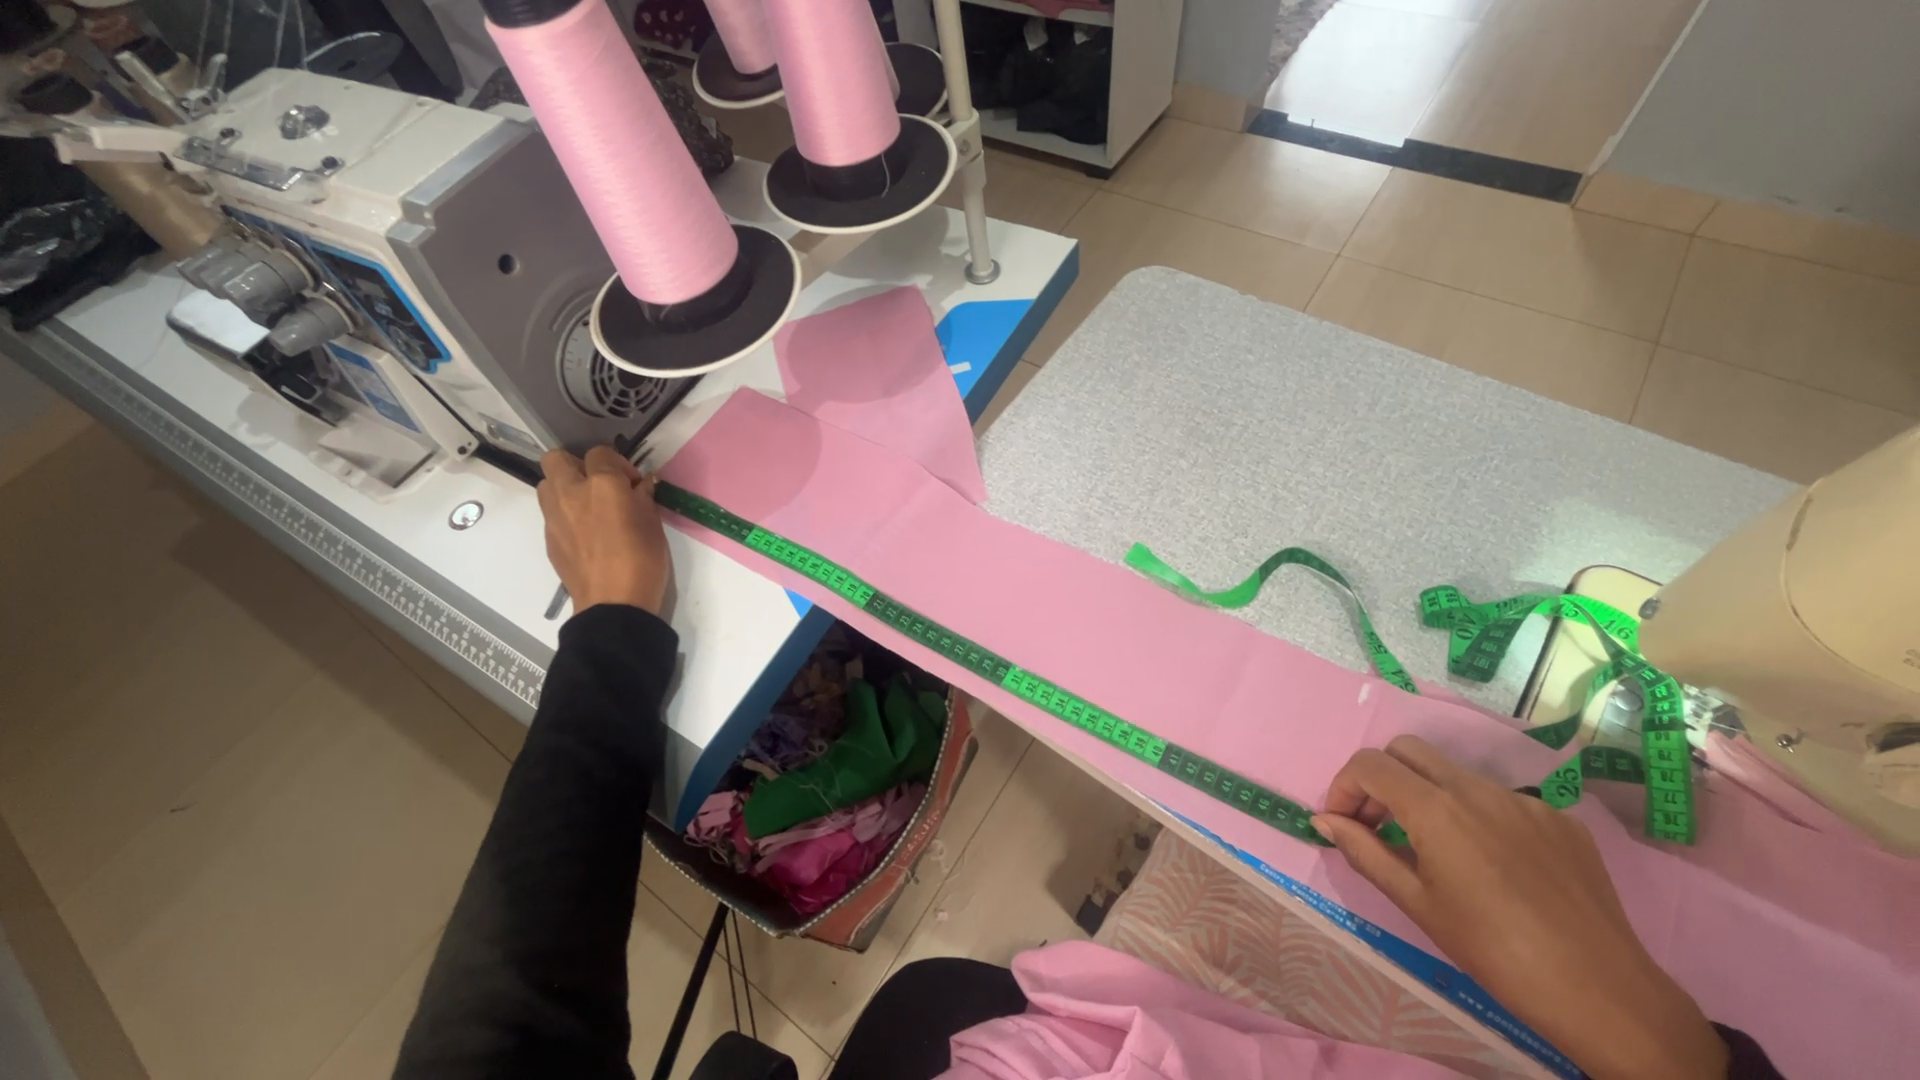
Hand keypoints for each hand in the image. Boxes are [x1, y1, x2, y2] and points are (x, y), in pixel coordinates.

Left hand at [537, 445, 672, 615]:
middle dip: (577, 465)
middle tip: (599, 485)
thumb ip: (643, 497)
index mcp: (603, 483)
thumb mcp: (653, 523)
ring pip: (547, 484)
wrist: (614, 603)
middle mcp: (571, 492)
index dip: (618, 464)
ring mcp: (554, 515)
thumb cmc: (643, 560)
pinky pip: (551, 513)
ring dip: (564, 487)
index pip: (601, 453)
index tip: (632, 484)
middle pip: (557, 458)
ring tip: (588, 507)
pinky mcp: (548, 537)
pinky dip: (565, 514)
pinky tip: (586, 534)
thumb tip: (640, 486)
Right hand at [1313, 736, 1726, 1079]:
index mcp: (1436, 808)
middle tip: (1377, 824)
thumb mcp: (1416, 904)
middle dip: (1381, 778)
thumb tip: (1325, 821)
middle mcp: (1478, 789)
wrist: (1601, 990)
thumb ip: (1365, 852)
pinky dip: (1476, 818)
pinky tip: (1491, 867)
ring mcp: (1523, 800)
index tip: (1342, 822)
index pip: (1370, 764)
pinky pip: (1501, 801)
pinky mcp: (1559, 819)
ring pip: (1455, 774)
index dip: (1344, 786)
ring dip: (1427, 796)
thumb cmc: (1492, 951)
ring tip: (1432, 850)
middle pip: (1408, 750)